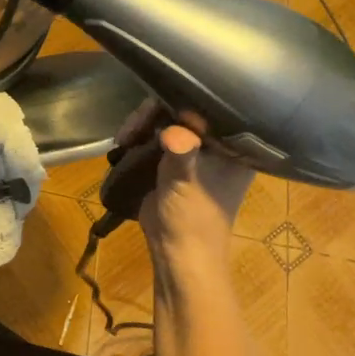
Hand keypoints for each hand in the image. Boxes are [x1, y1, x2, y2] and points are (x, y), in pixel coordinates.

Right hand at [116, 101, 254, 256]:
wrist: (179, 254)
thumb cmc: (193, 219)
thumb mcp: (186, 182)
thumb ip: (181, 152)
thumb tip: (171, 131)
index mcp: (232, 146)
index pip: (207, 108)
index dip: (179, 102)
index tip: (152, 109)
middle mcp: (215, 145)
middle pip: (181, 113)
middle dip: (151, 117)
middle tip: (129, 130)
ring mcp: (193, 154)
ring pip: (164, 124)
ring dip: (140, 127)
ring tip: (122, 139)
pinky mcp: (173, 164)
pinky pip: (154, 139)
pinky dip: (138, 138)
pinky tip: (123, 143)